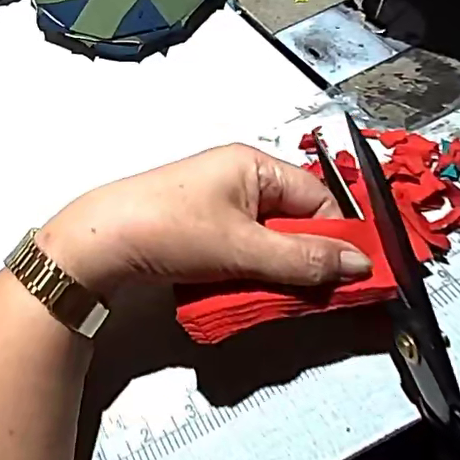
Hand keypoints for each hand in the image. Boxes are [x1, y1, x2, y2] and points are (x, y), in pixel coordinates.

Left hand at [33, 144, 373, 296]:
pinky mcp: (204, 228)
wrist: (101, 244)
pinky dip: (250, 271)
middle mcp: (240, 178)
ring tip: (268, 294)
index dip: (337, 236)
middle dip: (304, 259)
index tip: (352, 275)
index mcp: (254, 165)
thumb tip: (358, 264)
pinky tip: (243, 290)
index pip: (318, 198)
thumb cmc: (172, 229)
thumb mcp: (245, 247)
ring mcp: (220, 203)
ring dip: (276, 270)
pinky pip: (245, 248)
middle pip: (295, 220)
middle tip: (311, 293)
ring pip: (270, 240)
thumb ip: (305, 259)